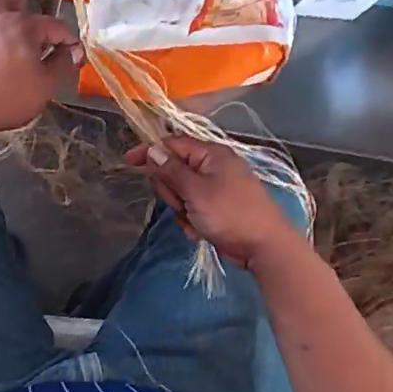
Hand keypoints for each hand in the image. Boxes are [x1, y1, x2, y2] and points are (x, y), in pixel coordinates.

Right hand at [123, 136, 305, 268]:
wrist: (264, 247)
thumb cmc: (231, 214)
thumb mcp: (196, 191)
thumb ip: (171, 170)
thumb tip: (152, 149)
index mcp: (211, 155)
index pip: (172, 144)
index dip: (150, 152)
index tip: (128, 162)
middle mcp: (213, 167)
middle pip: (173, 170)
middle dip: (172, 191)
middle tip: (183, 203)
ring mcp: (215, 188)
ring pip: (180, 193)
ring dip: (181, 209)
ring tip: (195, 220)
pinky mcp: (216, 207)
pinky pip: (190, 208)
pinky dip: (191, 220)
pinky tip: (201, 230)